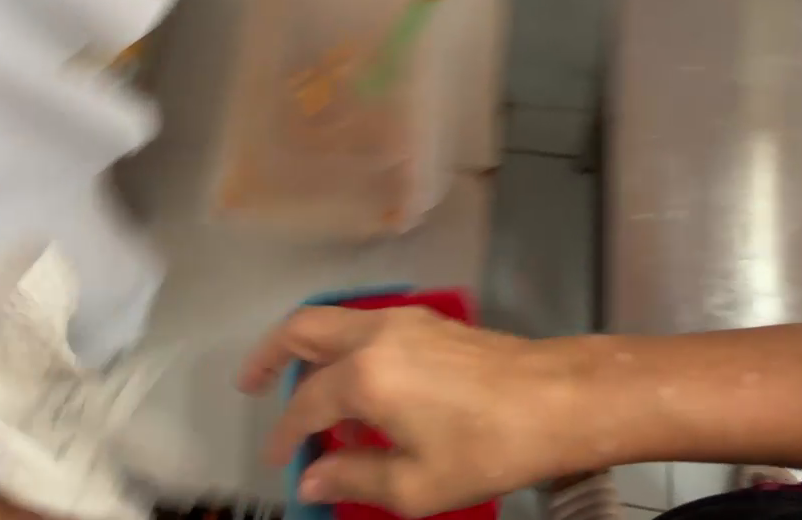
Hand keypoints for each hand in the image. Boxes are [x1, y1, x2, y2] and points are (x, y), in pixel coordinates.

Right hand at [239, 307, 586, 515]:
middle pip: (305, 327)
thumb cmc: (484, 446)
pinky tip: (356, 387)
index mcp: (367, 373)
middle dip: (270, 353)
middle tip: (250, 384)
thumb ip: (354, 477)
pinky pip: (365, 325)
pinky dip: (344, 347)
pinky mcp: (426, 319)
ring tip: (302, 391)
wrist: (550, 398)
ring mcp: (403, 318)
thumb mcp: (416, 485)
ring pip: (335, 319)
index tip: (278, 461)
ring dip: (308, 348)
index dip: (285, 436)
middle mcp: (377, 332)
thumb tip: (310, 478)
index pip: (307, 404)